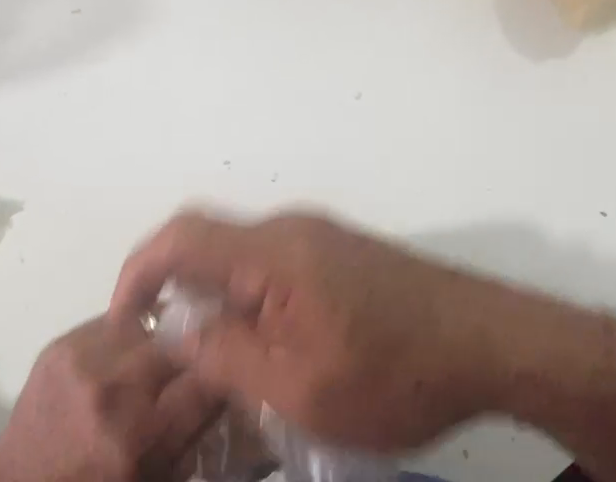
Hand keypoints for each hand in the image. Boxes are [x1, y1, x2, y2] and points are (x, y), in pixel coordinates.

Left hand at [0, 318, 222, 481]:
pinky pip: (111, 322)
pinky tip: (127, 352)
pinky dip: (126, 335)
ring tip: (165, 350)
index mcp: (135, 435)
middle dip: (195, 346)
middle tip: (205, 352)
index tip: (236, 363)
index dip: (226, 368)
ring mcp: (80, 362)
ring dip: (160, 337)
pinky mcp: (59, 345)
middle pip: (176, 342)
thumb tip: (229, 384)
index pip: (204, 380)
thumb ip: (192, 430)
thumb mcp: (154, 473)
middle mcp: (109, 391)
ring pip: (146, 324)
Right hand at [110, 212, 516, 452]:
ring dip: (216, 300)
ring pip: (243, 258)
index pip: (181, 236)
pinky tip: (268, 348)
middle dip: (175, 292)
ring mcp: (323, 238)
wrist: (492, 343)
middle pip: (210, 243)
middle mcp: (293, 229)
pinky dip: (251, 300)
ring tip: (217, 363)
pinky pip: (275, 267)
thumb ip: (226, 354)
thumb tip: (178, 330)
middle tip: (170, 354)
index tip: (124, 326)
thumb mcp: (297, 387)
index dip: (137, 273)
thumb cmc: (393, 372)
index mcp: (274, 251)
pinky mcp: (345, 255)